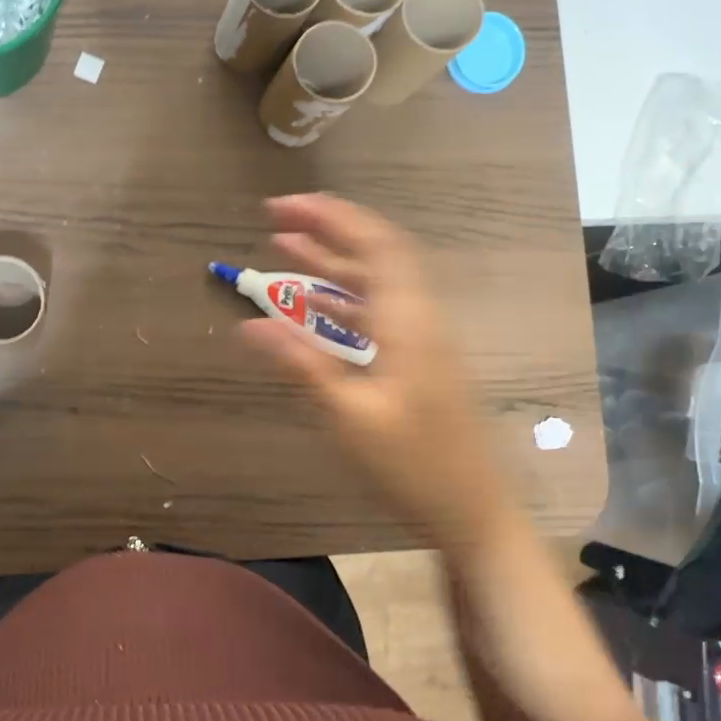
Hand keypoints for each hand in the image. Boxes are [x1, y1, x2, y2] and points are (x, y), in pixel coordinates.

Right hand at [240, 193, 517, 543]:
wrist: (473, 513)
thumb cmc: (413, 466)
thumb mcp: (349, 416)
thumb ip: (301, 363)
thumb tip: (247, 324)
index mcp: (409, 322)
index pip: (375, 245)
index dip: (331, 218)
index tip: (281, 208)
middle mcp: (420, 319)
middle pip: (377, 255)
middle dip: (328, 231)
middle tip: (275, 219)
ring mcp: (423, 341)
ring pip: (377, 284)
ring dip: (333, 263)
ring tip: (284, 248)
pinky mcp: (419, 363)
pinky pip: (378, 313)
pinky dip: (343, 301)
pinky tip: (313, 308)